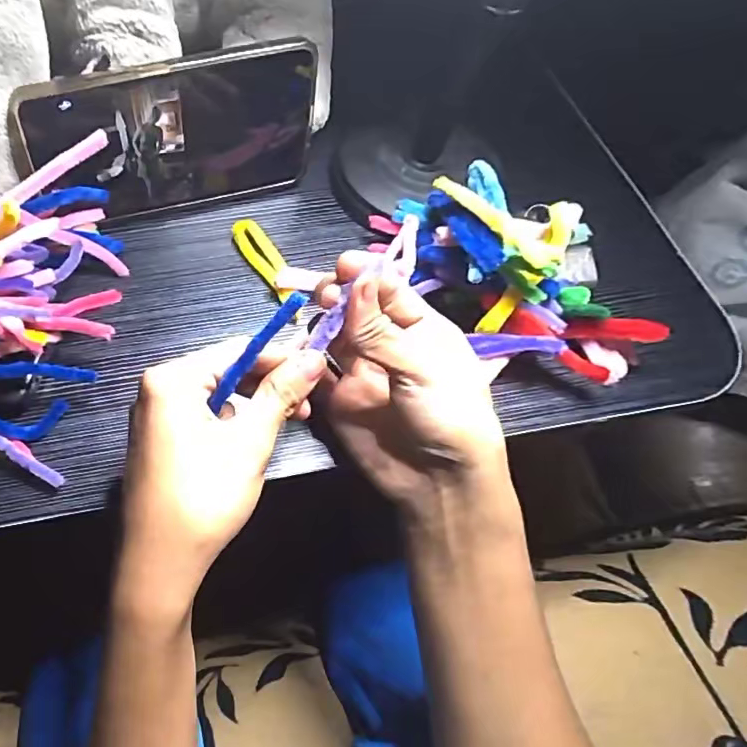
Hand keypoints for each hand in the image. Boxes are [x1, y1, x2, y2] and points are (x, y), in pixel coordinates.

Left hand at [121, 337, 327, 591]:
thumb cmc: (206, 495)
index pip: (236, 349)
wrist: (160, 560)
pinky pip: (202, 415)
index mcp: (172, 378)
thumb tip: (313, 356)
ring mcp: (154, 414)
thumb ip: (280, 393)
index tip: (319, 365)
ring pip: (216, 395)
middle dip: (268, 383)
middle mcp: (156, 388)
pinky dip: (232, 421)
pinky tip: (256, 435)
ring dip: (255, 404)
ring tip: (292, 419)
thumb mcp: (250, 441)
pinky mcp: (159, 438)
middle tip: (309, 402)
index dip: (280, 356)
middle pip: (224, 370)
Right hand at [315, 251, 508, 510]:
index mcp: (420, 329)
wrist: (440, 482)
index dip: (365, 275)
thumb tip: (358, 280)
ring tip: (313, 320)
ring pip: (330, 337)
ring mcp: (359, 373)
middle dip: (337, 296)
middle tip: (324, 293)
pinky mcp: (337, 401)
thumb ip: (380, 328)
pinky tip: (297, 353)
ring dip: (319, 324)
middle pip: (354, 309)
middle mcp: (386, 345)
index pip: (388, 291)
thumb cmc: (449, 415)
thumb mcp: (420, 366)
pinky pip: (314, 374)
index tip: (343, 265)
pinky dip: (303, 362)